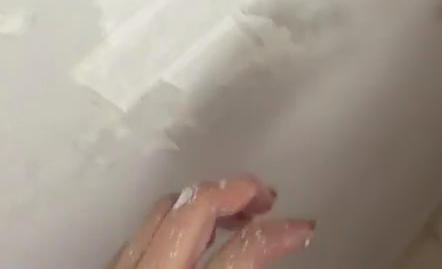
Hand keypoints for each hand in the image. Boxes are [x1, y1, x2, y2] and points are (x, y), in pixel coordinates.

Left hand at [108, 175, 313, 267]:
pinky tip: (187, 237)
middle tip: (266, 197)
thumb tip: (266, 247)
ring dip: (203, 200)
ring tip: (232, 212)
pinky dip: (170, 222)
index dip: (279, 233)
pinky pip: (139, 233)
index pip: (242, 250)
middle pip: (194, 205)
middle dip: (237, 190)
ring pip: (162, 209)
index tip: (302, 227)